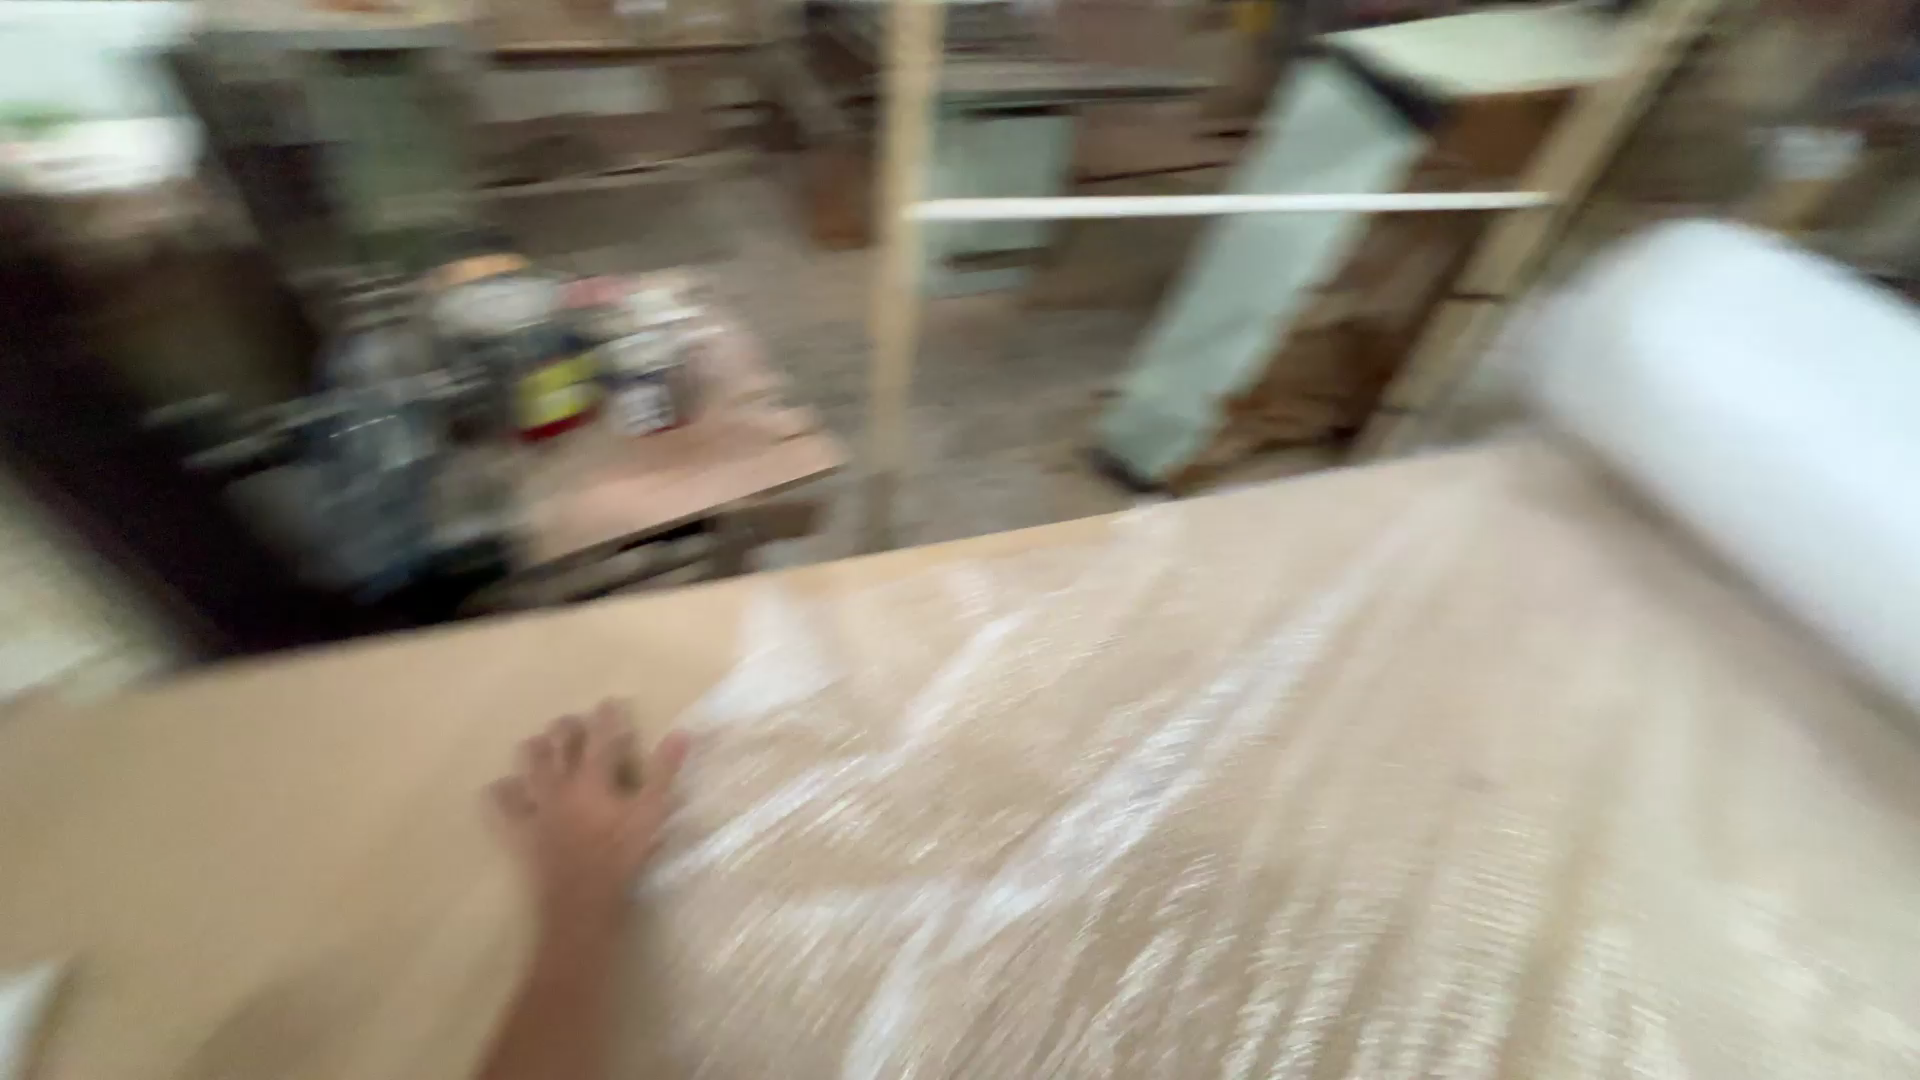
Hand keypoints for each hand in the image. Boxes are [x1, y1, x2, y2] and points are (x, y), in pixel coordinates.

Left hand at [487, 701, 690, 928]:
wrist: (581, 903)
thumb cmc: (621, 856)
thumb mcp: (652, 813)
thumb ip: (664, 772)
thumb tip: (681, 733)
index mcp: (593, 779)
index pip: (602, 737)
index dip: (607, 717)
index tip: (610, 702)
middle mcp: (560, 785)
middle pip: (558, 744)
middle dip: (566, 728)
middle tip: (574, 722)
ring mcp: (536, 808)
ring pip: (528, 766)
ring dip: (535, 750)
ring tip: (540, 744)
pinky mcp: (518, 831)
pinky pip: (499, 806)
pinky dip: (500, 793)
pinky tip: (503, 787)